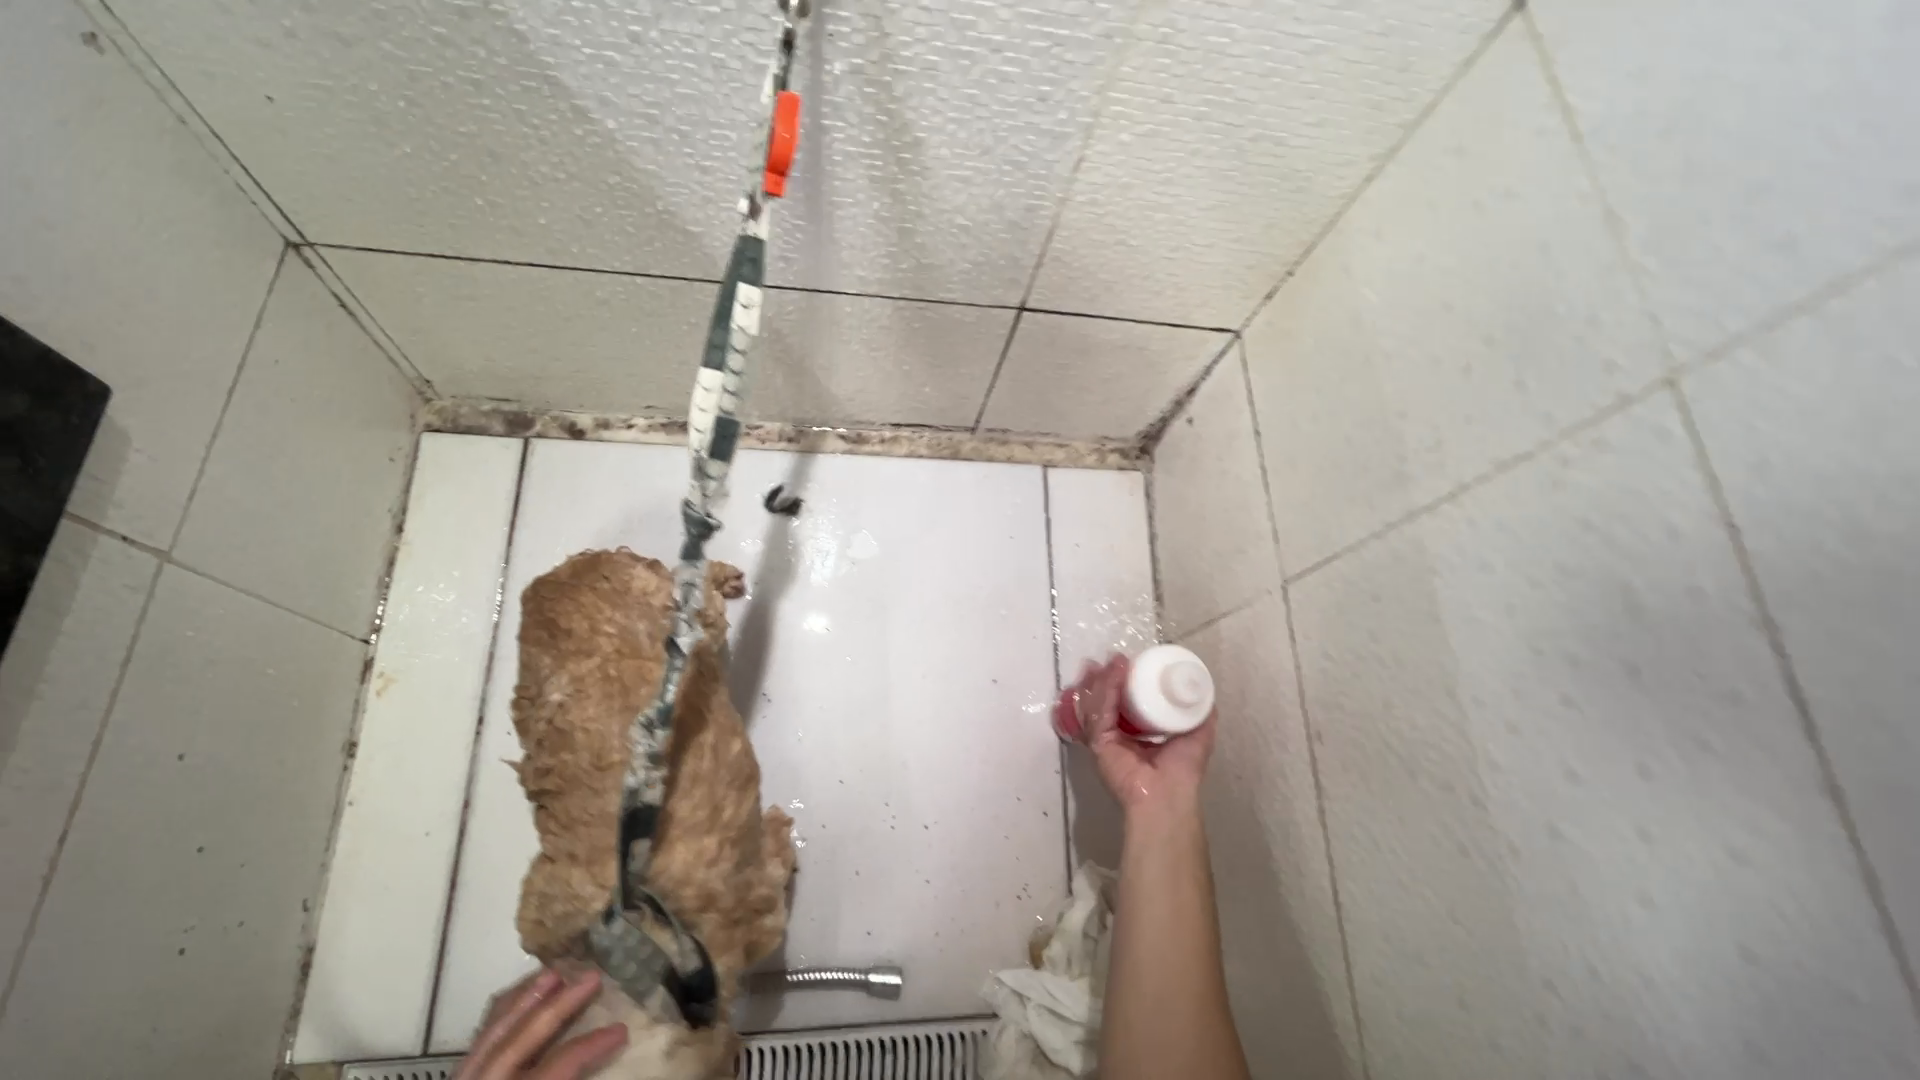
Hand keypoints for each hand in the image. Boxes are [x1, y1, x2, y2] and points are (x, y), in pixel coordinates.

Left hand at [454, 967, 627, 1079]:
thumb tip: (598, 1071)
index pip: (556, 1069)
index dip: (590, 1047)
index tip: (622, 1030)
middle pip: (519, 1041)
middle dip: (557, 1006)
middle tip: (593, 976)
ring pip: (490, 1037)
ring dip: (524, 1002)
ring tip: (553, 974)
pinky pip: (477, 1044)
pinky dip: (499, 1018)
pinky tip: (516, 1003)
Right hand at [1069, 655, 1215, 816]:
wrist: (1169, 793)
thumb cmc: (1183, 768)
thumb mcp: (1199, 734)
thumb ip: (1200, 713)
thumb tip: (1201, 689)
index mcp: (1136, 735)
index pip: (1122, 703)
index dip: (1122, 683)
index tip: (1126, 664)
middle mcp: (1118, 735)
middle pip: (1105, 701)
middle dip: (1104, 679)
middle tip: (1111, 659)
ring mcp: (1105, 740)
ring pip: (1099, 703)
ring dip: (1104, 680)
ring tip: (1114, 661)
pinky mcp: (1098, 743)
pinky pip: (1099, 713)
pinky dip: (1105, 691)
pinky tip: (1114, 674)